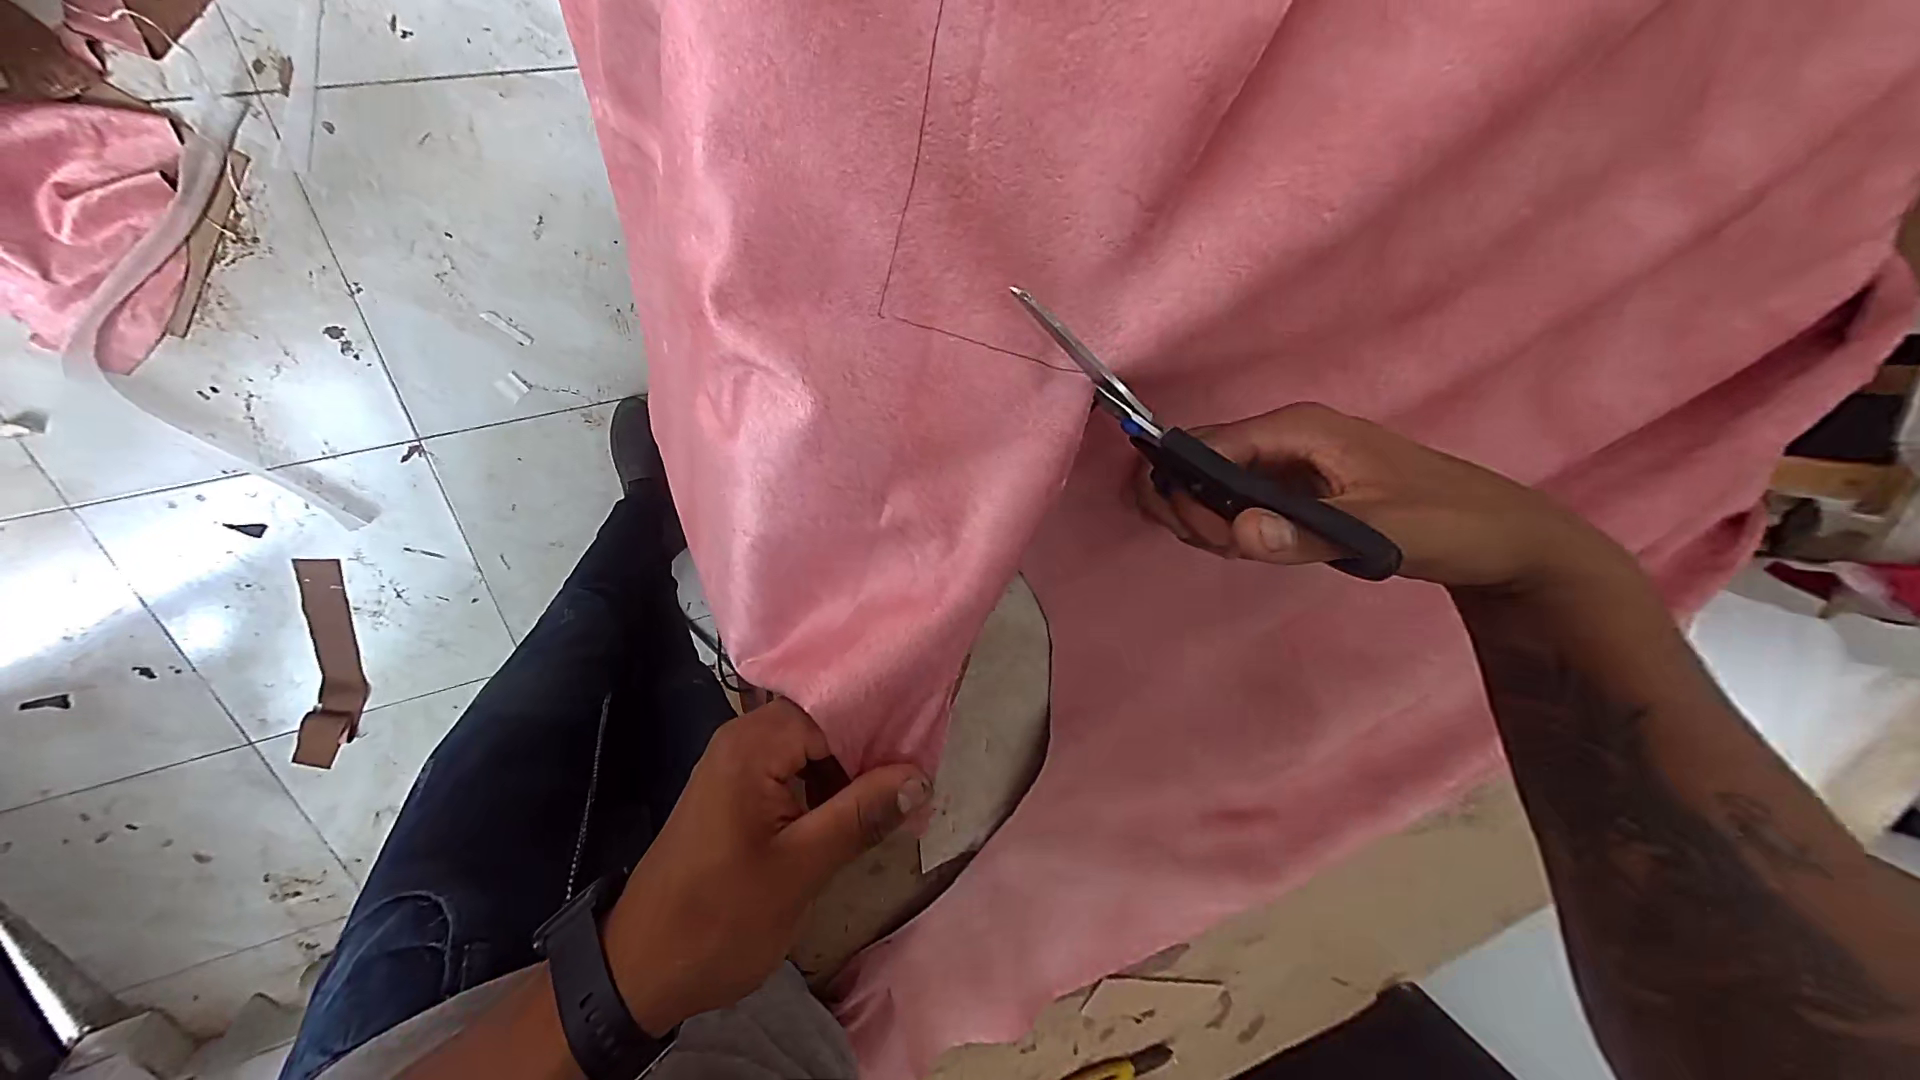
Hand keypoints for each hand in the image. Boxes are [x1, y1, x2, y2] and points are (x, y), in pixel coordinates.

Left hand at [598, 700, 928, 1032]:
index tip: (924, 754)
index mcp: (754, 744)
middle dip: (871, 748)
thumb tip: (919, 778)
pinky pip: (795, 765)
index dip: (882, 730)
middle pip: (825, 721)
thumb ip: (861, 814)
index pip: (836, 709)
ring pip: (813, 744)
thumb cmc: (717, 919)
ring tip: (892, 796)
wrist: (638, 971)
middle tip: (915, 778)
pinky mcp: (739, 785)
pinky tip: (853, 809)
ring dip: (852, 768)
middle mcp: (744, 737)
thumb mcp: (799, 869)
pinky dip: (826, 782)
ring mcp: (738, 760)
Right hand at [1134, 402, 1626, 589]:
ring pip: (1207, 483)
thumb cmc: (1449, 522)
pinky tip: (1249, 545)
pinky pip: (1230, 500)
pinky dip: (1222, 525)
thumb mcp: (1383, 531)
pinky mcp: (1289, 489)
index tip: (1203, 534)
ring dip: (1203, 518)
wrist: (1502, 537)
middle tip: (1224, 546)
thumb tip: (1238, 533)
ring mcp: (1283, 463)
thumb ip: (1307, 536)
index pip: (1207, 446)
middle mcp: (1282, 437)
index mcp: (1298, 428)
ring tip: (1240, 549)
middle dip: (1188, 505)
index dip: (1187, 488)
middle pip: (1196, 461)